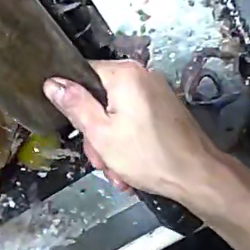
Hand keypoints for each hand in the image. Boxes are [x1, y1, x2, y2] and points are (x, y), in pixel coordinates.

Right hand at [42, 60, 233, 203]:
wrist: (196, 175)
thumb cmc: (151, 156)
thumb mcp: (100, 133)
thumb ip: (75, 105)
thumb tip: (53, 84)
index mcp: (125, 75)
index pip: (83, 73)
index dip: (73, 101)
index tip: (75, 125)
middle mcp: (142, 77)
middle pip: (100, 98)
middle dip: (96, 132)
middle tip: (101, 157)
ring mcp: (155, 93)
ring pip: (116, 115)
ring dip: (111, 144)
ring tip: (118, 169)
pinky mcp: (163, 110)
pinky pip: (134, 122)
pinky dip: (128, 143)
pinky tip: (130, 166)